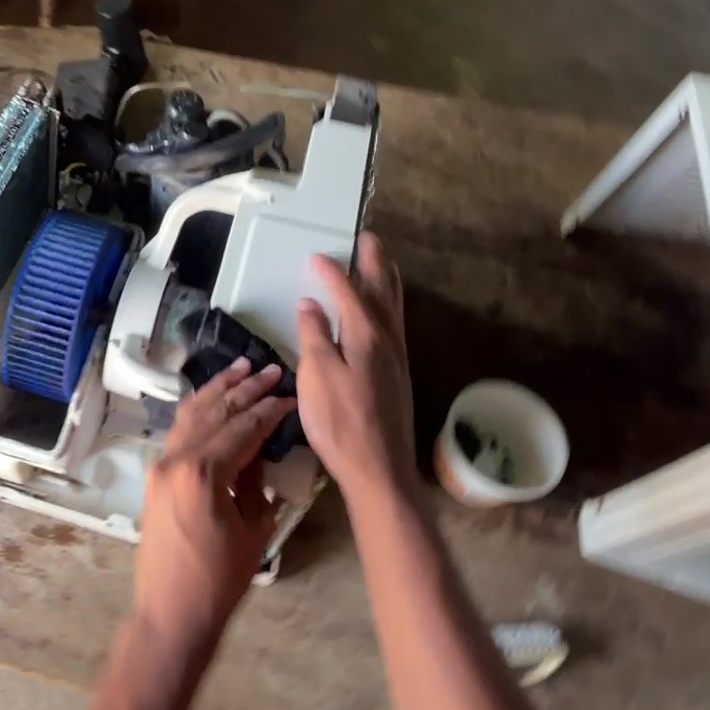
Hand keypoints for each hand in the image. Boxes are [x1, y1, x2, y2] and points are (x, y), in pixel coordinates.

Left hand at [134, 358, 296, 644]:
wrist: (170, 612)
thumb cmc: (219, 581)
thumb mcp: (253, 530)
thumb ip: (256, 481)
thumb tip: (260, 448)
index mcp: (202, 473)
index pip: (243, 427)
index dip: (269, 409)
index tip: (290, 393)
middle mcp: (176, 459)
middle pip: (216, 412)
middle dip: (246, 388)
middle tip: (272, 369)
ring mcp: (161, 464)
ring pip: (193, 413)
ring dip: (219, 389)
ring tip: (242, 367)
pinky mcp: (156, 473)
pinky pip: (180, 429)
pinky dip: (198, 408)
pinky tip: (212, 396)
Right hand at [295, 232, 416, 498]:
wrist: (379, 469)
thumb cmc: (341, 422)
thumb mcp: (316, 376)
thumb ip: (314, 335)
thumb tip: (311, 304)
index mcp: (365, 334)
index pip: (347, 291)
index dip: (331, 271)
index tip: (316, 255)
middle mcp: (387, 339)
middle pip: (384, 290)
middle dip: (375, 262)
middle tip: (368, 239)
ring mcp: (397, 358)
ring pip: (395, 307)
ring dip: (386, 280)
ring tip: (380, 264)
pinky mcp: (398, 375)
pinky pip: (395, 324)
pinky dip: (388, 305)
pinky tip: (381, 314)